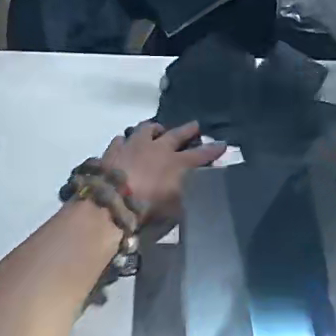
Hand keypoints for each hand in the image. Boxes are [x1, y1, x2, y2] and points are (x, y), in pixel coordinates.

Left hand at [98, 121, 224, 223]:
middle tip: (195, 125)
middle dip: (187, 130)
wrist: (112, 200)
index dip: (212, 150)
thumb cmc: (148, 208)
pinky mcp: (113, 150)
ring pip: (145, 129)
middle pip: (176, 134)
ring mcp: (133, 145)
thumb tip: (185, 196)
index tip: (223, 144)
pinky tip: (125, 143)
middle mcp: (157, 149)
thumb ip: (181, 199)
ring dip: (154, 129)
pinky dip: (126, 141)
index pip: (200, 155)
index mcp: (176, 163)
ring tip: (157, 129)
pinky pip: (121, 140)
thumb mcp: (173, 209)